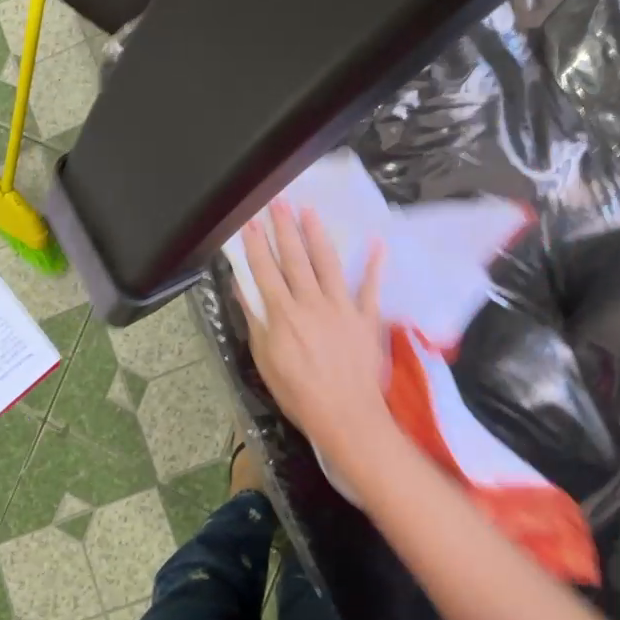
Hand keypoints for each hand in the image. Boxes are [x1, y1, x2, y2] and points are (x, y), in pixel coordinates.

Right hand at [236, 201, 393, 470]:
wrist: (347, 417)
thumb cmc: (299, 394)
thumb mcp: (265, 361)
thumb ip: (256, 322)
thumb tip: (244, 290)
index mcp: (283, 314)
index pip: (265, 271)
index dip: (257, 245)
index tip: (250, 221)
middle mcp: (311, 302)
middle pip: (295, 259)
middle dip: (285, 228)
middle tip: (279, 202)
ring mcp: (342, 307)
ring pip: (327, 264)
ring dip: (317, 235)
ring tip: (309, 211)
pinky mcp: (366, 318)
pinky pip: (370, 287)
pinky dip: (374, 265)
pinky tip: (376, 243)